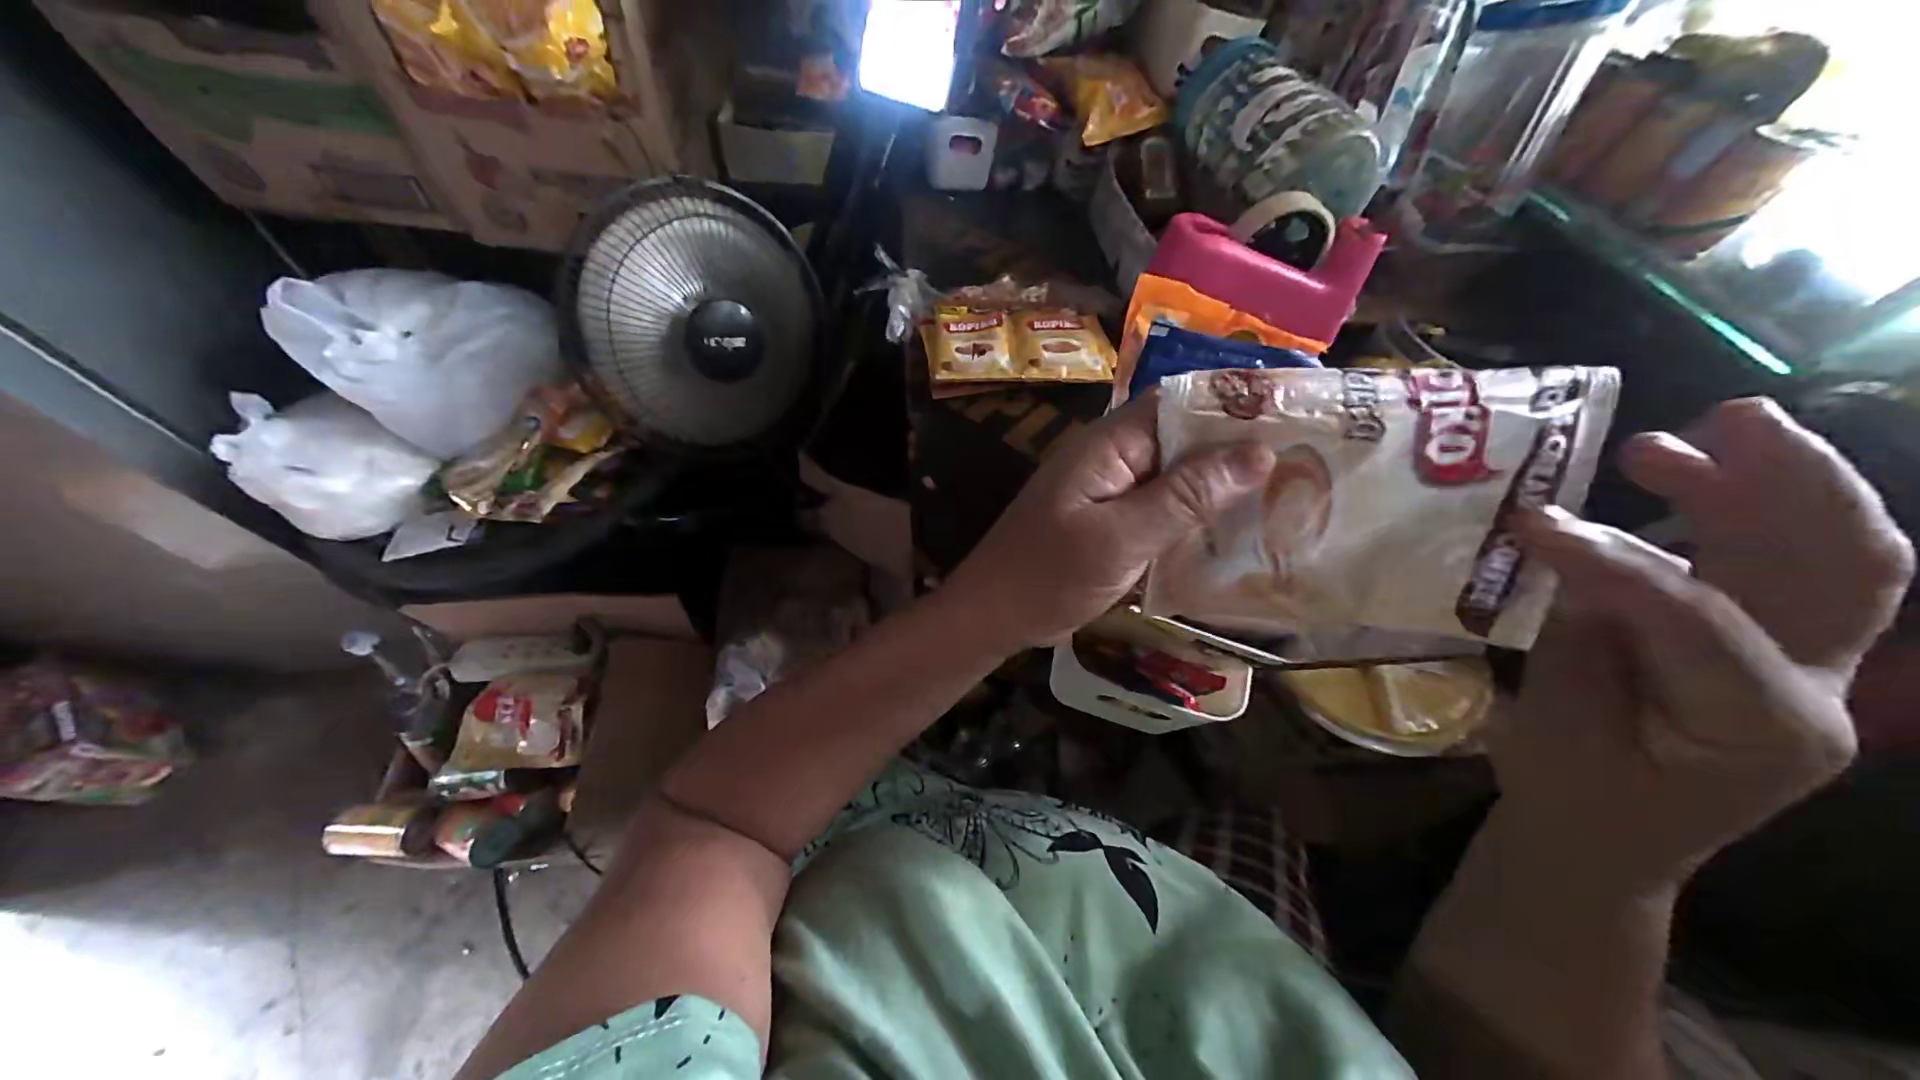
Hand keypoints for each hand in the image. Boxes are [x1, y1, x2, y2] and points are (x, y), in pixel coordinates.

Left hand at [942, 396, 1275, 650]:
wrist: (993, 616)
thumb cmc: (1047, 575)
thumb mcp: (1121, 537)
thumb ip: (1186, 496)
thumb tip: (1259, 452)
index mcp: (1109, 444)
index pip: (1180, 403)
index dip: (1235, 403)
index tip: (1296, 413)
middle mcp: (1111, 456)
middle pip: (1183, 437)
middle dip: (1238, 447)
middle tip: (1308, 460)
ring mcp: (1110, 489)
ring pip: (1177, 474)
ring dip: (1221, 484)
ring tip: (1289, 494)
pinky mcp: (1111, 521)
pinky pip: (1162, 506)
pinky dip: (1195, 515)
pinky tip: (1236, 532)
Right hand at [1492, 398, 1913, 889]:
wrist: (1603, 839)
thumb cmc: (1573, 794)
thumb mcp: (1559, 723)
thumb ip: (1580, 633)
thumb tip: (1567, 547)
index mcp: (1764, 728)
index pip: (1703, 621)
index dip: (1616, 565)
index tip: (1532, 522)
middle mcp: (1819, 690)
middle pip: (1843, 567)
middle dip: (1792, 482)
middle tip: (1723, 421)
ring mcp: (1811, 667)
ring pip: (1836, 556)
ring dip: (1776, 483)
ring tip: (1701, 432)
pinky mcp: (1773, 648)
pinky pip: (1785, 565)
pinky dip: (1745, 513)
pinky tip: (1684, 482)